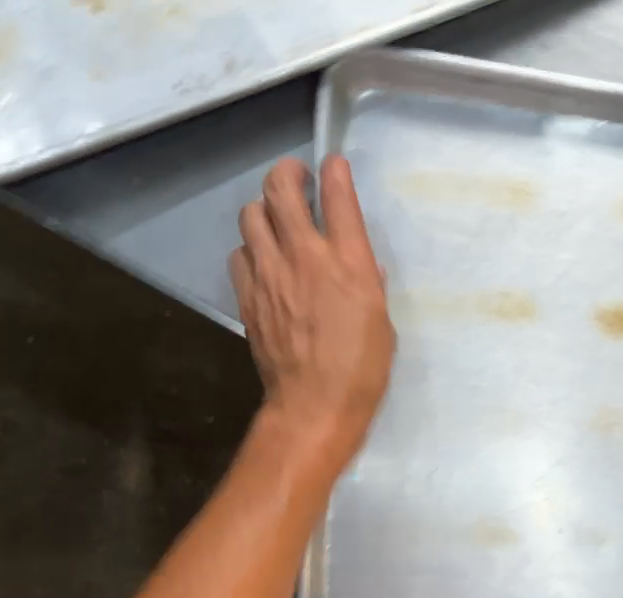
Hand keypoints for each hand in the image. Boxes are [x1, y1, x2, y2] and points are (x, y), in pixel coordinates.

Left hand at [229, 156, 394, 457]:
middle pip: (281, 190)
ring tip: (276, 221)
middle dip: (288, 174)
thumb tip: (363, 266)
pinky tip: (261, 262)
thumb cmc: (362, 370)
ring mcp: (270, 274)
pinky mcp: (248, 296)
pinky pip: (240, 254)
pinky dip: (250, 249)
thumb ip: (369, 284)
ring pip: (251, 215)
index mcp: (349, 262)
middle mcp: (305, 256)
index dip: (335, 172)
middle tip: (296, 179)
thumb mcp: (382, 323)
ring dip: (264, 210)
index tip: (334, 166)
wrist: (315, 405)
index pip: (338, 196)